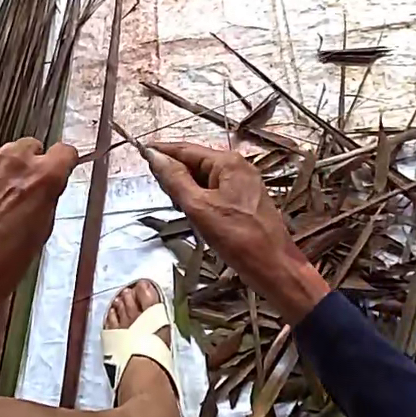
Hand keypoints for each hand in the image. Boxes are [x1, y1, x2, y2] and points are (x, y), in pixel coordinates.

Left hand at [0, 138, 75, 416]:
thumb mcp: (39, 236)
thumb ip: (45, 201)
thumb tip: (45, 190)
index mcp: (41, 178)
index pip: (63, 152)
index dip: (59, 165)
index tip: (55, 172)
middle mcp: (11, 160)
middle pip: (28, 149)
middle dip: (25, 169)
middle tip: (16, 198)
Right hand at [143, 142, 330, 323]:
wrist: (274, 267)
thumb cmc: (237, 238)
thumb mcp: (199, 208)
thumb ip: (175, 180)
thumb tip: (154, 155)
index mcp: (228, 162)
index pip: (186, 149)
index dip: (162, 151)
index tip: (141, 151)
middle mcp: (237, 167)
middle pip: (195, 162)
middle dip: (174, 171)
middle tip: (155, 185)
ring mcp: (243, 184)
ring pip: (204, 178)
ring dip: (185, 187)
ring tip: (173, 202)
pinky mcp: (244, 201)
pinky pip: (214, 192)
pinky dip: (198, 198)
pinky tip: (191, 213)